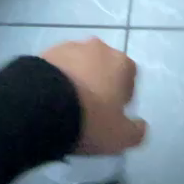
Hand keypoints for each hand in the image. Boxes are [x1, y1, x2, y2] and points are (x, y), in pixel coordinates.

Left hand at [40, 38, 148, 154]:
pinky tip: (50, 98)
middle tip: (89, 109)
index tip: (112, 114)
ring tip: (66, 104)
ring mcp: (72, 47)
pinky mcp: (48, 52)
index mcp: (121, 63)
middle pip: (104, 67)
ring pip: (80, 64)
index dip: (122, 96)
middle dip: (99, 84)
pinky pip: (59, 66)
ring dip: (78, 79)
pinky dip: (58, 78)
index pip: (130, 77)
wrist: (43, 106)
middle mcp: (100, 48)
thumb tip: (140, 126)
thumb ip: (136, 131)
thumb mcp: (119, 136)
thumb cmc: (90, 119)